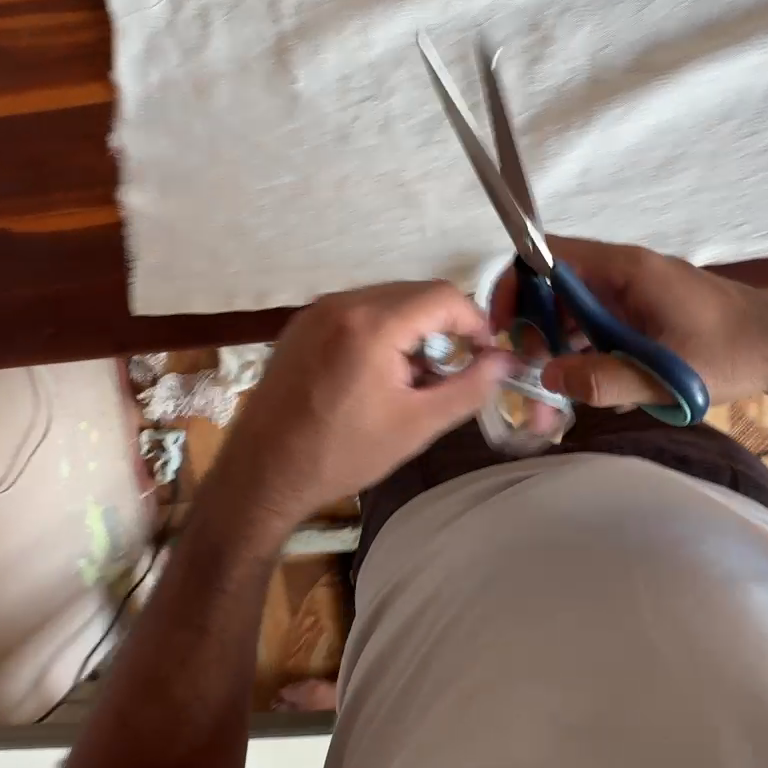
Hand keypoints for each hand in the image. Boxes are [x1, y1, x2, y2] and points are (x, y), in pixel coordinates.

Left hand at [211, 281, 511, 522]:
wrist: (263, 473)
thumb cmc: (342, 454)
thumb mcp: (417, 425)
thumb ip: (468, 388)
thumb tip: (505, 362)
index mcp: (372, 324)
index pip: (443, 296)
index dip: (474, 321)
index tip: (486, 354)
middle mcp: (342, 303)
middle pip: (414, 293)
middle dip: (444, 326)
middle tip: (456, 368)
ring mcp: (316, 311)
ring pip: (385, 301)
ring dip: (413, 328)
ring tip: (417, 377)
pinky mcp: (300, 326)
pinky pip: (356, 312)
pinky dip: (381, 331)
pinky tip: (380, 373)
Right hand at [490, 237, 767, 407]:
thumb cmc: (732, 354)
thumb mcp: (666, 375)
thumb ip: (605, 379)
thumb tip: (548, 377)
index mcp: (625, 270)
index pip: (547, 258)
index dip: (515, 287)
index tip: (501, 331)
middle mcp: (623, 275)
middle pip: (555, 292)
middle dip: (533, 334)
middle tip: (528, 380)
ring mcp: (635, 296)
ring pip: (576, 316)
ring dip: (560, 353)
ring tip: (555, 402)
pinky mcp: (646, 317)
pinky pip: (600, 330)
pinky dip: (589, 357)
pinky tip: (601, 392)